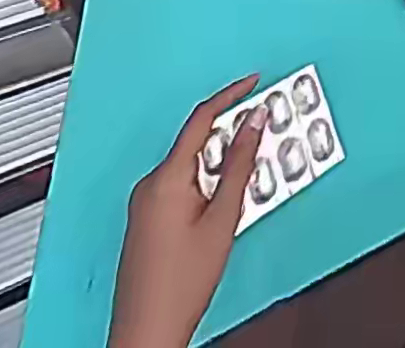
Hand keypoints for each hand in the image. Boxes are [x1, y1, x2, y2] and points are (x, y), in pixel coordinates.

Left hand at [109, 76, 267, 347]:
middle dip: (229, 137)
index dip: (230, 95)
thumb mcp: (224, 217)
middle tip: (259, 138)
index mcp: (167, 177)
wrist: (146, 335)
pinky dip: (205, 182)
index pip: (202, 118)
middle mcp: (150, 183)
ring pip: (190, 164)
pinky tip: (220, 204)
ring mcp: (145, 202)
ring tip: (243, 185)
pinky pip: (180, 183)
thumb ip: (241, 164)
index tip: (252, 82)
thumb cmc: (183, 283)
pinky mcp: (146, 218)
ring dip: (218, 164)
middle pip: (197, 141)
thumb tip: (254, 122)